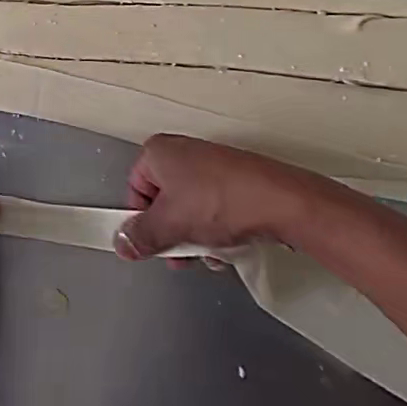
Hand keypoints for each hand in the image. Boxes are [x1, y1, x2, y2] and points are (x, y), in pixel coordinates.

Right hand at [114, 134, 305, 263]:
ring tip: (208, 251)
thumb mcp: (171, 225)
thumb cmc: (224, 200)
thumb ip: (141, 236)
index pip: (134, 189)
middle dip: (171, 233)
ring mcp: (210, 166)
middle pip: (162, 201)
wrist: (282, 202)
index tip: (148, 243)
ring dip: (194, 236)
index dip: (140, 220)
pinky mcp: (233, 180)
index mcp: (158, 151)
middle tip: (179, 253)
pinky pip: (212, 208)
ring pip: (189, 209)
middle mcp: (182, 152)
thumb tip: (124, 242)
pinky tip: (226, 245)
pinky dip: (215, 229)